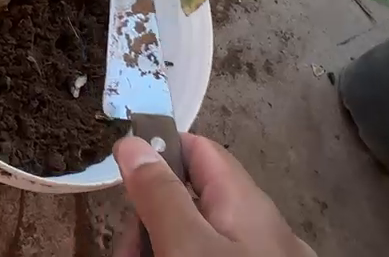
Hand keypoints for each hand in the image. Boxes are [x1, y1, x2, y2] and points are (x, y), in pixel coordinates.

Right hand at [112, 135, 314, 256]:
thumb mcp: (186, 246)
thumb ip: (158, 192)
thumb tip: (134, 142)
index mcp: (249, 206)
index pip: (199, 150)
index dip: (159, 152)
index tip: (125, 180)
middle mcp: (263, 234)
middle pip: (190, 202)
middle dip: (148, 222)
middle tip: (130, 254)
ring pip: (194, 242)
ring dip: (156, 251)